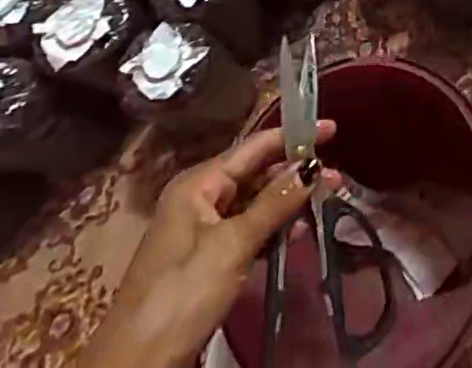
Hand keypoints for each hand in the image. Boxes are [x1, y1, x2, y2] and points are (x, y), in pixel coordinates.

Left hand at [80, 121, 341, 367]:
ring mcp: (202, 229)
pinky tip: (298, 233)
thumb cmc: (182, 295)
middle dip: (297, 171)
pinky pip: (250, 227)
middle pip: (257, 172)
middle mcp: (200, 198)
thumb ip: (275, 202)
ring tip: (325, 203)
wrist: (134, 367)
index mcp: (198, 184)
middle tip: (337, 178)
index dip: (294, 135)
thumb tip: (312, 165)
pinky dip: (275, 226)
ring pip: (256, 200)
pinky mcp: (208, 257)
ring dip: (289, 201)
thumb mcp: (233, 245)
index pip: (255, 146)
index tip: (333, 128)